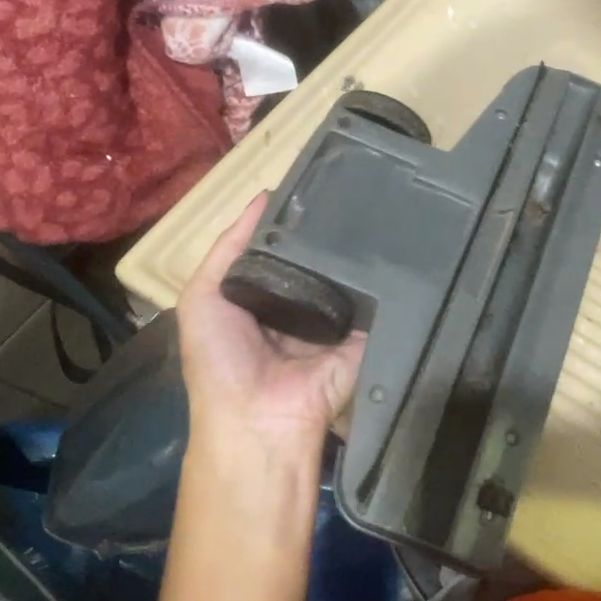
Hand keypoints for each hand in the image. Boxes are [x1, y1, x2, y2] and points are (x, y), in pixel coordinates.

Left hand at [175, 192, 365, 447]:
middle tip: (355, 190)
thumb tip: (264, 196)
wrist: (258, 418)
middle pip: (323, 258)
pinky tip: (397, 244)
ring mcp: (339, 318)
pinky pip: (379, 300)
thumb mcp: (203, 297)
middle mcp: (306, 304)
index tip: (316, 182)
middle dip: (333, 231)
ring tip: (378, 207)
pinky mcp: (367, 332)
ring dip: (361, 250)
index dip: (296, 220)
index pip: (287, 249)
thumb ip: (228, 248)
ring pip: (353, 274)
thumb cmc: (220, 360)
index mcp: (268, 296)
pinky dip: (386, 279)